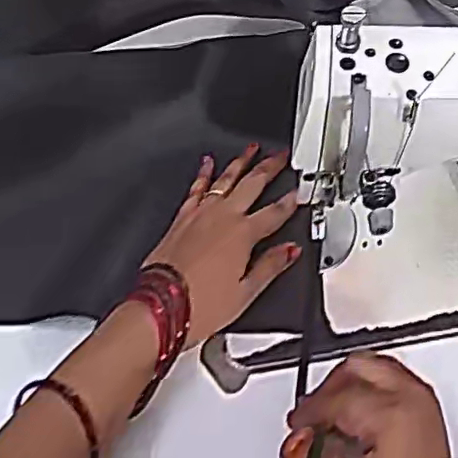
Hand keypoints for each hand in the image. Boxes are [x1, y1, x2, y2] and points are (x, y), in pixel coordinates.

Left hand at [146, 144, 301, 347]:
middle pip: (254, 183)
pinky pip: (197, 188)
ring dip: (242, 161)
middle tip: (281, 155)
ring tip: (251, 148)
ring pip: (227, 178)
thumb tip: (289, 251)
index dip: (290, 201)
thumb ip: (270, 266)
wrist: (159, 308)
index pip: (275, 212)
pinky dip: (204, 173)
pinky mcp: (183, 218)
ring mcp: (203, 214)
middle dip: (270, 167)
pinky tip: (207, 163)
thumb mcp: (244, 293)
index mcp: (244, 234)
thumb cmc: (199, 306)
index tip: (298, 192)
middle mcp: (225, 217)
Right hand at [284, 353, 449, 457]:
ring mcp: (426, 398)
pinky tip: (359, 420)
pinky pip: (395, 383)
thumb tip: (302, 436)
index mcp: (395, 404)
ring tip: (332, 418)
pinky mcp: (431, 409)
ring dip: (351, 388)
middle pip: (359, 365)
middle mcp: (415, 392)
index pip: (338, 392)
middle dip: (330, 387)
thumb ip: (323, 445)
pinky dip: (372, 393)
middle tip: (310, 414)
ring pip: (378, 369)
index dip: (309, 409)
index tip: (296, 423)